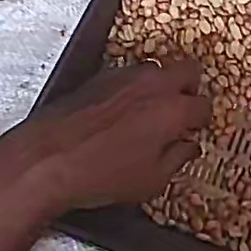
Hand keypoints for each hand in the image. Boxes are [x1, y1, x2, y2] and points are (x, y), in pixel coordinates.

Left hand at [0, 60, 210, 220]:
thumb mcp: (150, 180)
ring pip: (158, 69)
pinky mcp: (102, 75)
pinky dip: (134, 88)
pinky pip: (130, 74)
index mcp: (173, 109)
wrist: (47, 159)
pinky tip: (122, 113)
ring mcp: (126, 76)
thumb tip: (188, 148)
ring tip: (150, 113)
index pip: (204, 105)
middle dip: (190, 89)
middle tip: (182, 111)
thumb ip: (178, 158)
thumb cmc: (99, 172)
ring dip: (161, 86)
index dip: (202, 120)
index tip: (195, 130)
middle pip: (189, 71)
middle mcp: (153, 84)